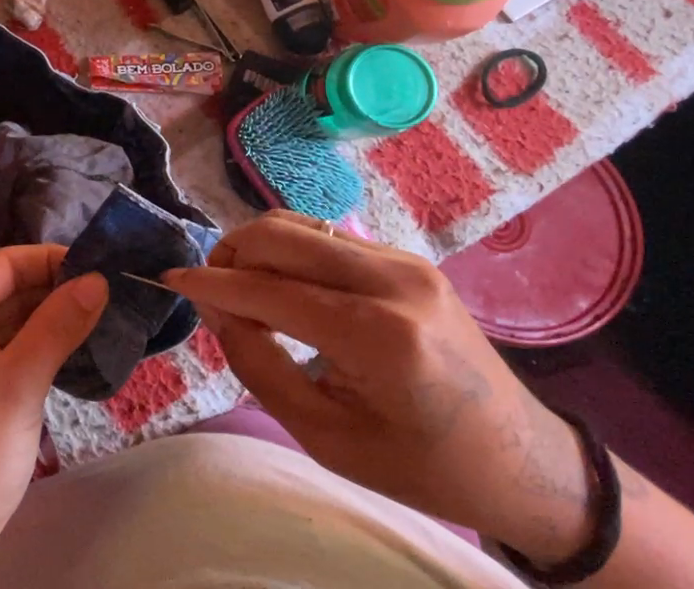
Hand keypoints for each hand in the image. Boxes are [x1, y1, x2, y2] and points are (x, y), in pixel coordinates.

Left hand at [0, 245, 107, 588]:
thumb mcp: (19, 386)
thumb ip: (57, 326)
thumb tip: (96, 278)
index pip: (3, 264)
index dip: (53, 260)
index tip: (105, 268)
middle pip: (2, 290)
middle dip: (54, 291)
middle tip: (113, 298)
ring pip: (2, 321)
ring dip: (46, 321)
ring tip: (104, 323)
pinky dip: (30, 348)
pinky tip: (71, 355)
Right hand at [162, 212, 595, 563]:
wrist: (524, 461)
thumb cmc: (422, 465)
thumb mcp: (326, 436)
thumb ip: (260, 366)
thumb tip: (216, 311)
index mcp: (378, 336)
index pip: (268, 290)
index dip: (211, 284)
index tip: (169, 281)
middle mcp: (393, 281)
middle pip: (279, 236)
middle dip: (229, 255)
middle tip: (210, 294)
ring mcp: (406, 262)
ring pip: (299, 226)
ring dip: (257, 250)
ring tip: (244, 292)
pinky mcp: (408, 259)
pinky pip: (325, 238)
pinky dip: (288, 254)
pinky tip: (285, 291)